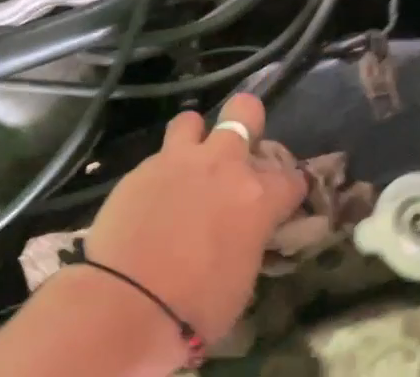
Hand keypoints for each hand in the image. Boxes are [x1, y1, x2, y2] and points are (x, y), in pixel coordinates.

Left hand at [79, 93, 307, 344]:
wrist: (128, 304)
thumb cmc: (196, 308)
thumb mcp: (243, 278)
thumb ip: (249, 238)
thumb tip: (245, 231)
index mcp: (258, 197)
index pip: (292, 178)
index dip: (291, 188)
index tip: (285, 199)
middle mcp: (224, 165)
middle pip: (246, 111)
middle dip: (249, 121)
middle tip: (240, 151)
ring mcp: (179, 160)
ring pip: (192, 120)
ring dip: (196, 137)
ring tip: (189, 163)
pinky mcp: (141, 168)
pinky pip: (159, 156)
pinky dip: (163, 171)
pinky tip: (155, 196)